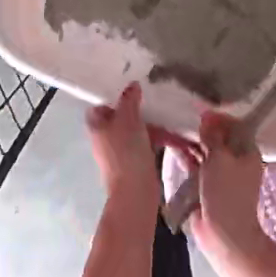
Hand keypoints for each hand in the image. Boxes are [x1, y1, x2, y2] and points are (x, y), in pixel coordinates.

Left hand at [86, 83, 177, 221]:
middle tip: (155, 96)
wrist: (136, 191)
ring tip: (171, 112)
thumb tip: (132, 85)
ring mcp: (122, 150)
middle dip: (140, 107)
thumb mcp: (127, 118)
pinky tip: (177, 132)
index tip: (131, 86)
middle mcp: (107, 137)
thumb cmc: (126, 151)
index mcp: (98, 126)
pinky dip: (161, 136)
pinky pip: (149, 141)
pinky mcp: (137, 159)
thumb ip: (129, 99)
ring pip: (138, 128)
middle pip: (122, 115)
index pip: (101, 104)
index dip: (114, 95)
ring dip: (154, 122)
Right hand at [178, 111, 265, 257]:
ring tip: (173, 126)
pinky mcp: (207, 185)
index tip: (199, 109)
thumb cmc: (226, 194)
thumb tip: (207, 116)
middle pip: (219, 137)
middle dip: (202, 128)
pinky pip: (197, 164)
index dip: (218, 116)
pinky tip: (172, 145)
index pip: (234, 125)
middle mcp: (236, 159)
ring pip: (206, 150)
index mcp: (247, 151)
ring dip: (192, 140)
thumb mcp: (220, 158)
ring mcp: (221, 173)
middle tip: (181, 115)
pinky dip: (187, 155)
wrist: (223, 235)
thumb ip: (213, 136)